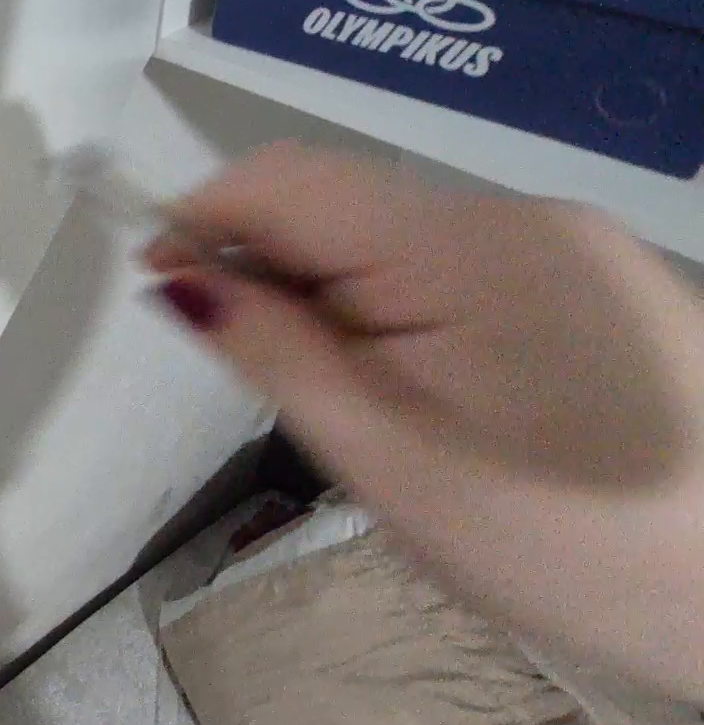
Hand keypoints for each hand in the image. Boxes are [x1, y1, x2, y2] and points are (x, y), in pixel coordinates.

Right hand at [146, 143, 703, 697]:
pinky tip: (390, 367)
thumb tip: (174, 279)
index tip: (157, 278)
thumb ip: (270, 350)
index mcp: (465, 249)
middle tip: (246, 353)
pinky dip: (365, 295)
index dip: (197, 214)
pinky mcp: (568, 269)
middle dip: (254, 259)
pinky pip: (418, 253)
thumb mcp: (381, 454)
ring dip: (308, 283)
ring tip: (328, 378)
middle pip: (323, 197)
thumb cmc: (566, 544)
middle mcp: (511, 216)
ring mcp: (550, 239)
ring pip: (365, 227)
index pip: (283, 180)